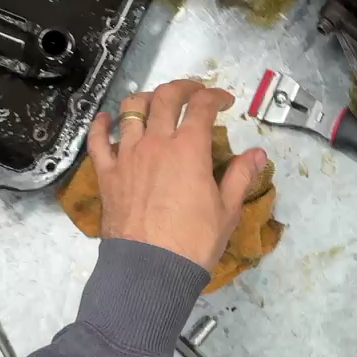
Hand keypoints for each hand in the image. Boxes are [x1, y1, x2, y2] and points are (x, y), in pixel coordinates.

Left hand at [86, 79, 268, 270]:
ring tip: (155, 103)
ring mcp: (127, 155)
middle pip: (165, 98)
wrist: (152, 269)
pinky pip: (98, 140)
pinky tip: (106, 119)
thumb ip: (241, 177)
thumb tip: (258, 154)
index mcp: (189, 149)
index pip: (202, 107)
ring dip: (146, 99)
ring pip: (131, 110)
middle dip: (182, 88)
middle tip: (194, 92)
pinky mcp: (107, 174)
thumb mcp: (227, 211)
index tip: (224, 101)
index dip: (215, 97)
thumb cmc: (195, 243)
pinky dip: (101, 125)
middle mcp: (156, 143)